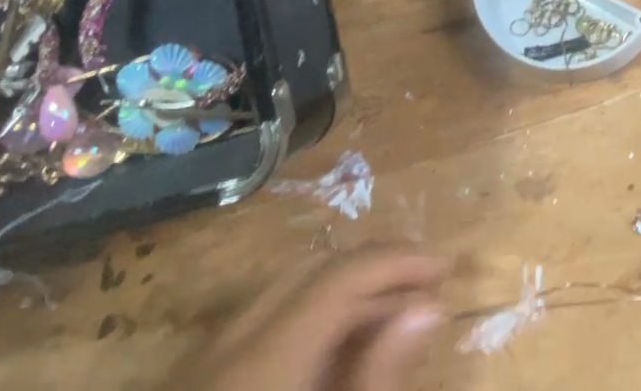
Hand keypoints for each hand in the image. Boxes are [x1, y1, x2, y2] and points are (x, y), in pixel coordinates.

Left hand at [200, 248, 448, 390]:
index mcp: (262, 361)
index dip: (397, 261)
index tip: (446, 268)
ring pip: (282, 292)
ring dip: (343, 293)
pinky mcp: (195, 377)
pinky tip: (339, 343)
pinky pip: (257, 323)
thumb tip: (429, 306)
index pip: (338, 277)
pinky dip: (307, 320)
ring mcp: (200, 362)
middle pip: (309, 273)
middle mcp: (223, 347)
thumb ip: (381, 374)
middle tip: (426, 286)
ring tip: (392, 313)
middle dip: (373, 270)